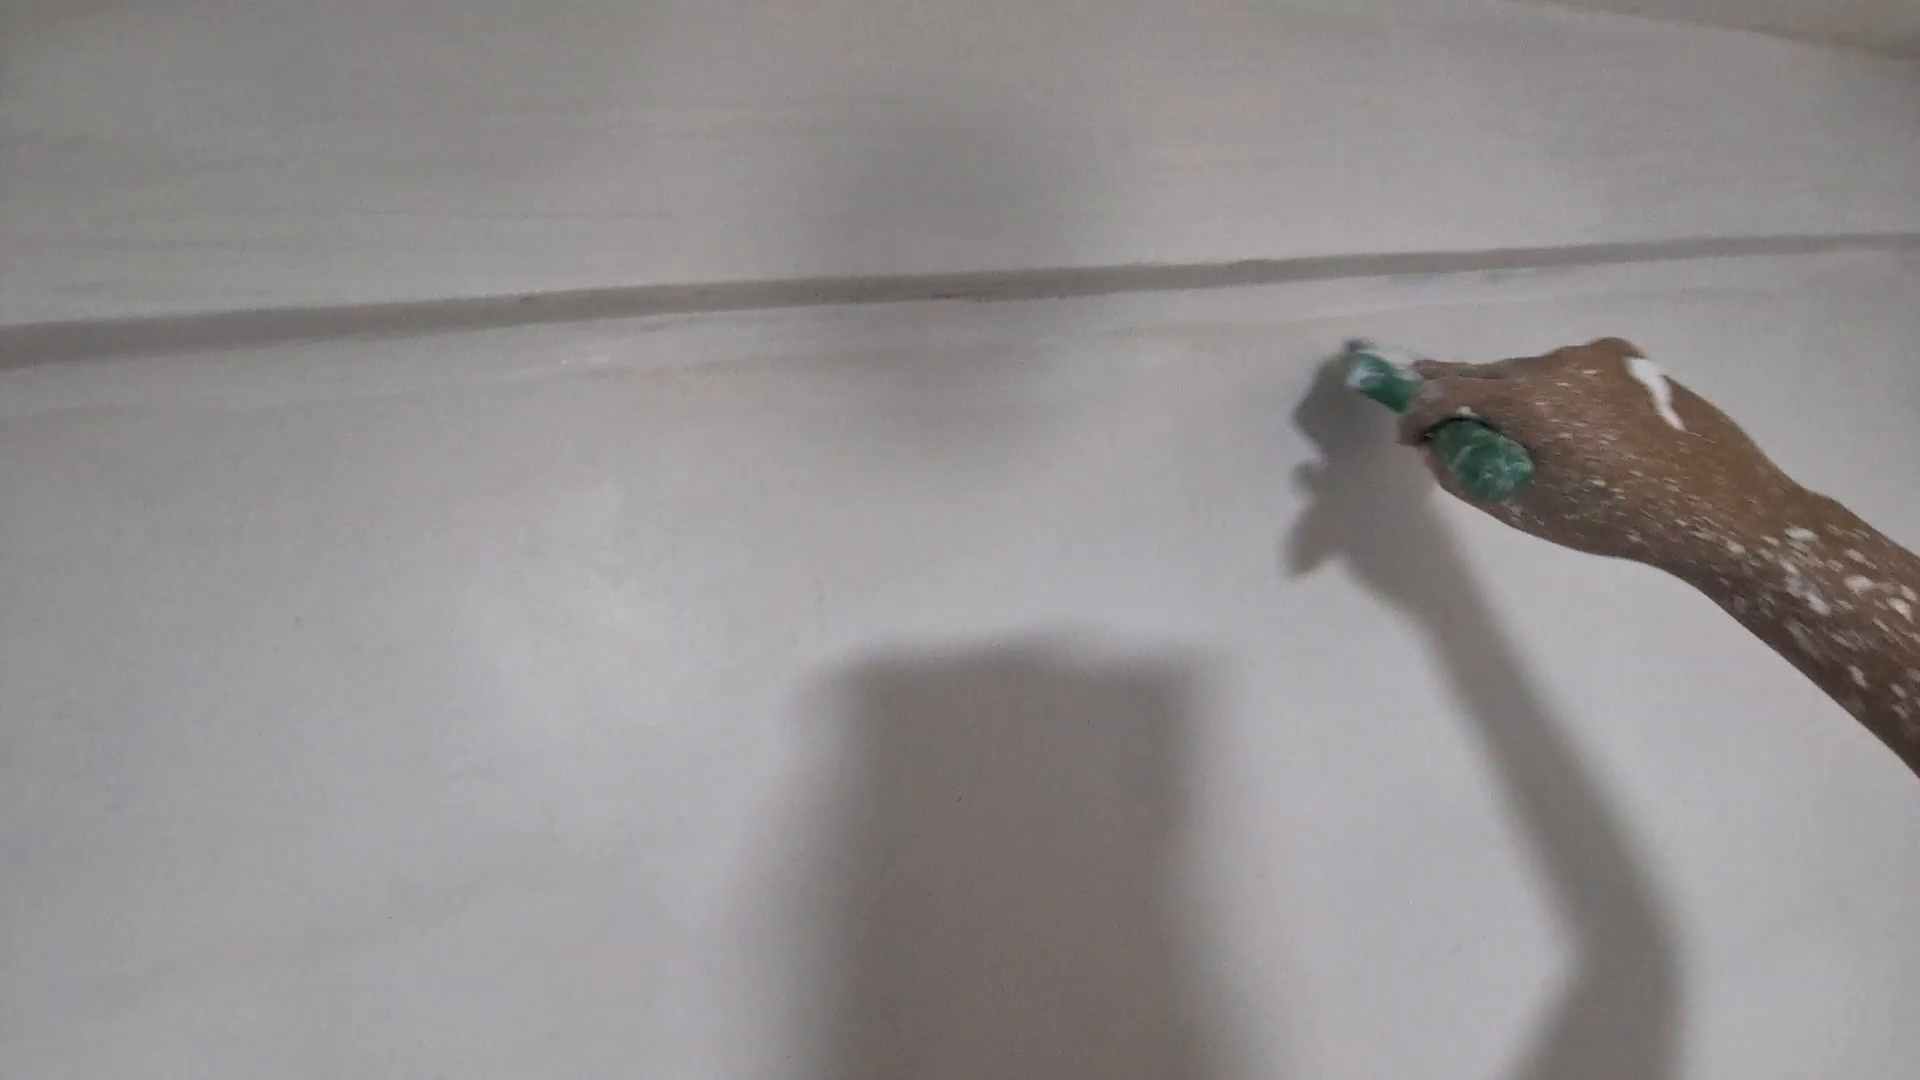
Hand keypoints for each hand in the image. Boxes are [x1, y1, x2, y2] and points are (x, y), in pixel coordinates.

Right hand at [1398, 337, 1800, 571]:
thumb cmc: (1609, 517)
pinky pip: (1563, 371)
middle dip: (1447, 391)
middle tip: (1420, 403)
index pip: (1445, 393)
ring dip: (1497, 393)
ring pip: (1524, 372)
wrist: (1721, 510)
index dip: (1415, 414)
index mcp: (1527, 399)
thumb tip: (1434, 451)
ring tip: (1486, 421)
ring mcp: (1597, 358)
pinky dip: (1540, 390)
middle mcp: (1557, 365)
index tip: (1407, 438)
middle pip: (1483, 372)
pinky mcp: (1629, 362)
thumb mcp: (1519, 507)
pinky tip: (1545, 418)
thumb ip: (1461, 475)